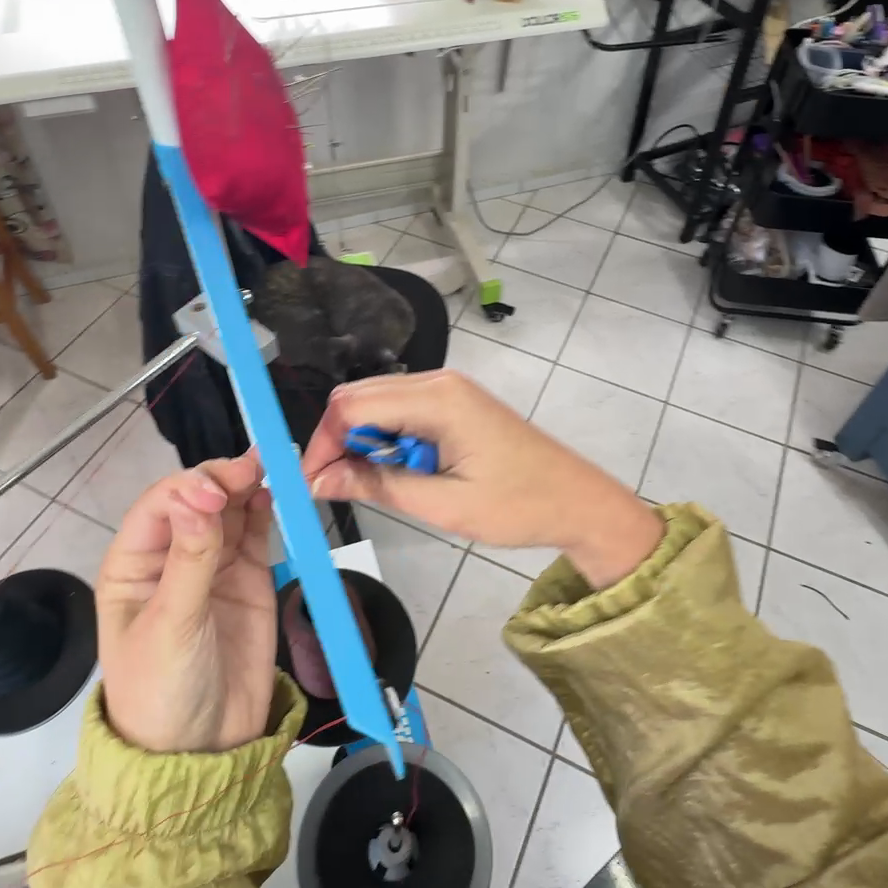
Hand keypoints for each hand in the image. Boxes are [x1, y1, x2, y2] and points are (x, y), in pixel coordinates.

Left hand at [95, 454, 279, 752]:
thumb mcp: (171, 626)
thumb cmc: (163, 690)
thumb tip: (198, 494)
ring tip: (266, 467)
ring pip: (228, 511)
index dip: (187, 489)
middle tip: (251, 468)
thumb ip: (189, 560)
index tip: (217, 491)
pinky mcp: (249, 579)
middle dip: (219, 479)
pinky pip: (254, 534)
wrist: (203, 750)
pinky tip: (270, 492)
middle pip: (196, 501)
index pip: (159, 508)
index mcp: (133, 566)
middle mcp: (172, 556)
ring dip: (244, 486)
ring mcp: (213, 566)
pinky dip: (262, 510)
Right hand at [301, 371, 662, 587]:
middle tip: (331, 489)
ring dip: (362, 442)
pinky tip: (399, 471)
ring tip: (368, 485)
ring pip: (377, 403)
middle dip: (337, 441)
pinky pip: (401, 410)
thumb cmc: (517, 506)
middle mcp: (438, 381)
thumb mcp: (442, 505)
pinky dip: (386, 439)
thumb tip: (317, 481)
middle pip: (359, 397)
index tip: (311, 485)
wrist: (577, 500)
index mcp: (437, 399)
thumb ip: (377, 486)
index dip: (322, 443)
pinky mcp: (454, 402)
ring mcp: (448, 388)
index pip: (351, 406)